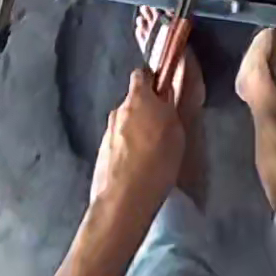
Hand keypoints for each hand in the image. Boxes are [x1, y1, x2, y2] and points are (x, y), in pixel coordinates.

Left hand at [88, 69, 185, 222]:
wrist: (124, 201)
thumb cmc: (158, 158)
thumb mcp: (176, 129)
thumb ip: (168, 108)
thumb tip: (163, 96)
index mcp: (138, 98)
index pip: (140, 74)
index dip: (151, 80)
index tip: (162, 90)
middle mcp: (118, 111)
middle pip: (132, 101)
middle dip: (144, 108)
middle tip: (160, 125)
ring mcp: (106, 134)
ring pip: (124, 124)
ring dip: (134, 130)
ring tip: (149, 150)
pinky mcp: (99, 156)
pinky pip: (117, 144)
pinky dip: (126, 149)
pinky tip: (136, 166)